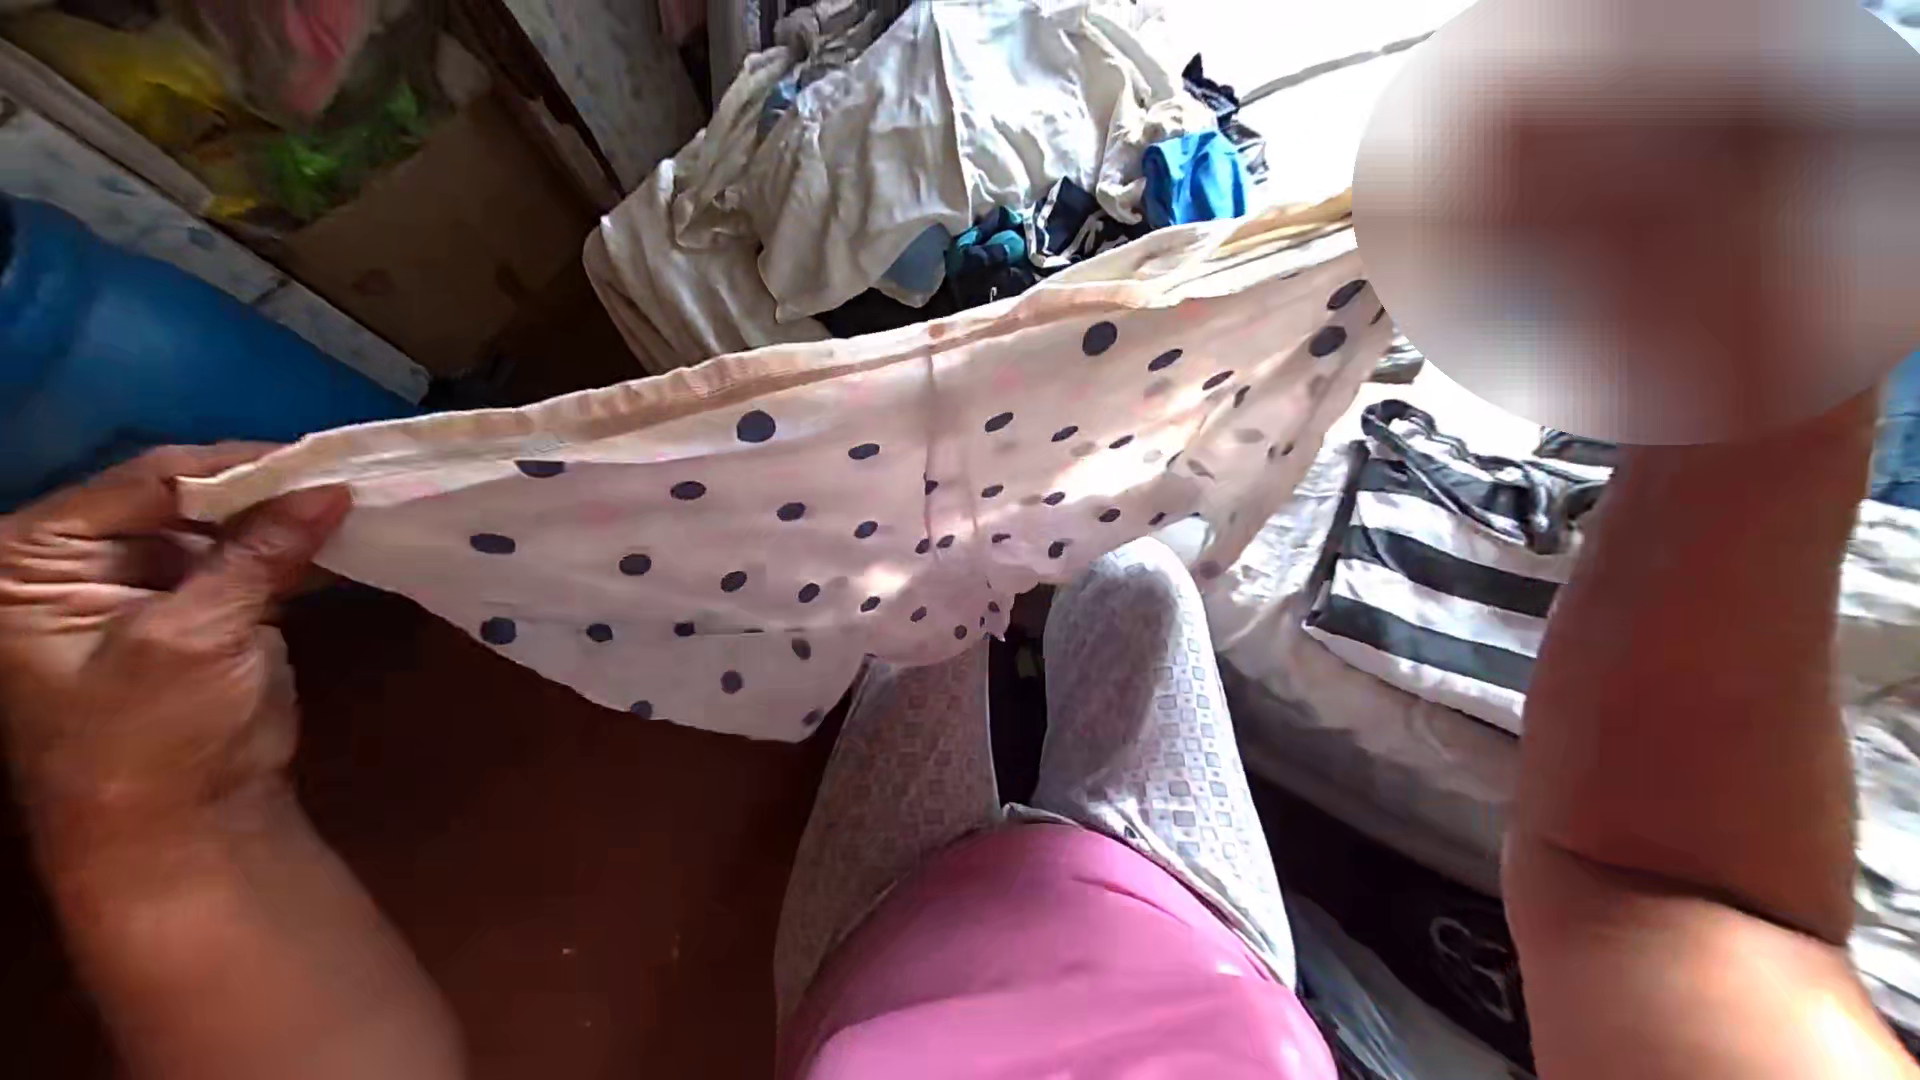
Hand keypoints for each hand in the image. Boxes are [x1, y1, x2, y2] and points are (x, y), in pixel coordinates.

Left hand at [0, 445, 349, 842]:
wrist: (188, 811)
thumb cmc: (151, 731)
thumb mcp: (197, 635)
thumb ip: (259, 555)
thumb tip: (331, 489)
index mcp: (33, 561)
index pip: (148, 483)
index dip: (240, 467)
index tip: (325, 460)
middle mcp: (88, 560)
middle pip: (194, 498)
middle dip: (275, 489)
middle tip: (355, 476)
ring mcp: (159, 581)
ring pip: (237, 525)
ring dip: (299, 517)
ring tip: (366, 499)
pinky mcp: (219, 603)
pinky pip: (265, 557)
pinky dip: (309, 548)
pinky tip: (355, 536)